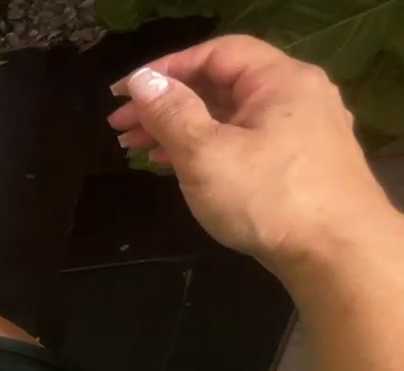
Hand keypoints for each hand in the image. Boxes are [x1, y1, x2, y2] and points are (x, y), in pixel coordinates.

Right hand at [107, 35, 394, 275]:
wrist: (328, 242)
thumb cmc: (263, 194)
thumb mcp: (205, 152)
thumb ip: (172, 114)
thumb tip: (141, 81)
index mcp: (279, 82)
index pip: (218, 53)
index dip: (166, 68)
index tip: (120, 93)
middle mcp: (291, 94)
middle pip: (219, 83)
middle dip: (164, 100)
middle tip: (116, 125)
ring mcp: (292, 126)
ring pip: (223, 112)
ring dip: (175, 123)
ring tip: (133, 144)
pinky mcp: (285, 155)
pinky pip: (233, 135)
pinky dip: (195, 142)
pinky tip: (168, 160)